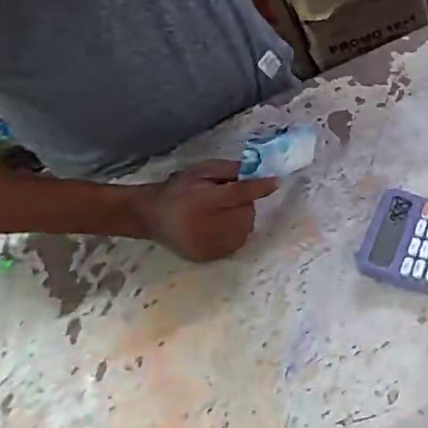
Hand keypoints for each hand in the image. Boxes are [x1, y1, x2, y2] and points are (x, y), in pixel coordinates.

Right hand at [128, 159, 278, 261]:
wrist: (151, 216)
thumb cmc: (179, 189)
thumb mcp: (201, 170)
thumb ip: (229, 169)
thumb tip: (256, 170)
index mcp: (204, 200)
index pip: (239, 193)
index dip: (259, 187)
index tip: (277, 182)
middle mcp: (208, 226)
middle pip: (246, 212)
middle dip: (243, 202)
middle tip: (224, 198)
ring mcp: (209, 245)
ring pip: (245, 227)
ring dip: (240, 217)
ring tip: (219, 212)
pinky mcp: (209, 257)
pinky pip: (237, 241)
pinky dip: (234, 232)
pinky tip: (217, 226)